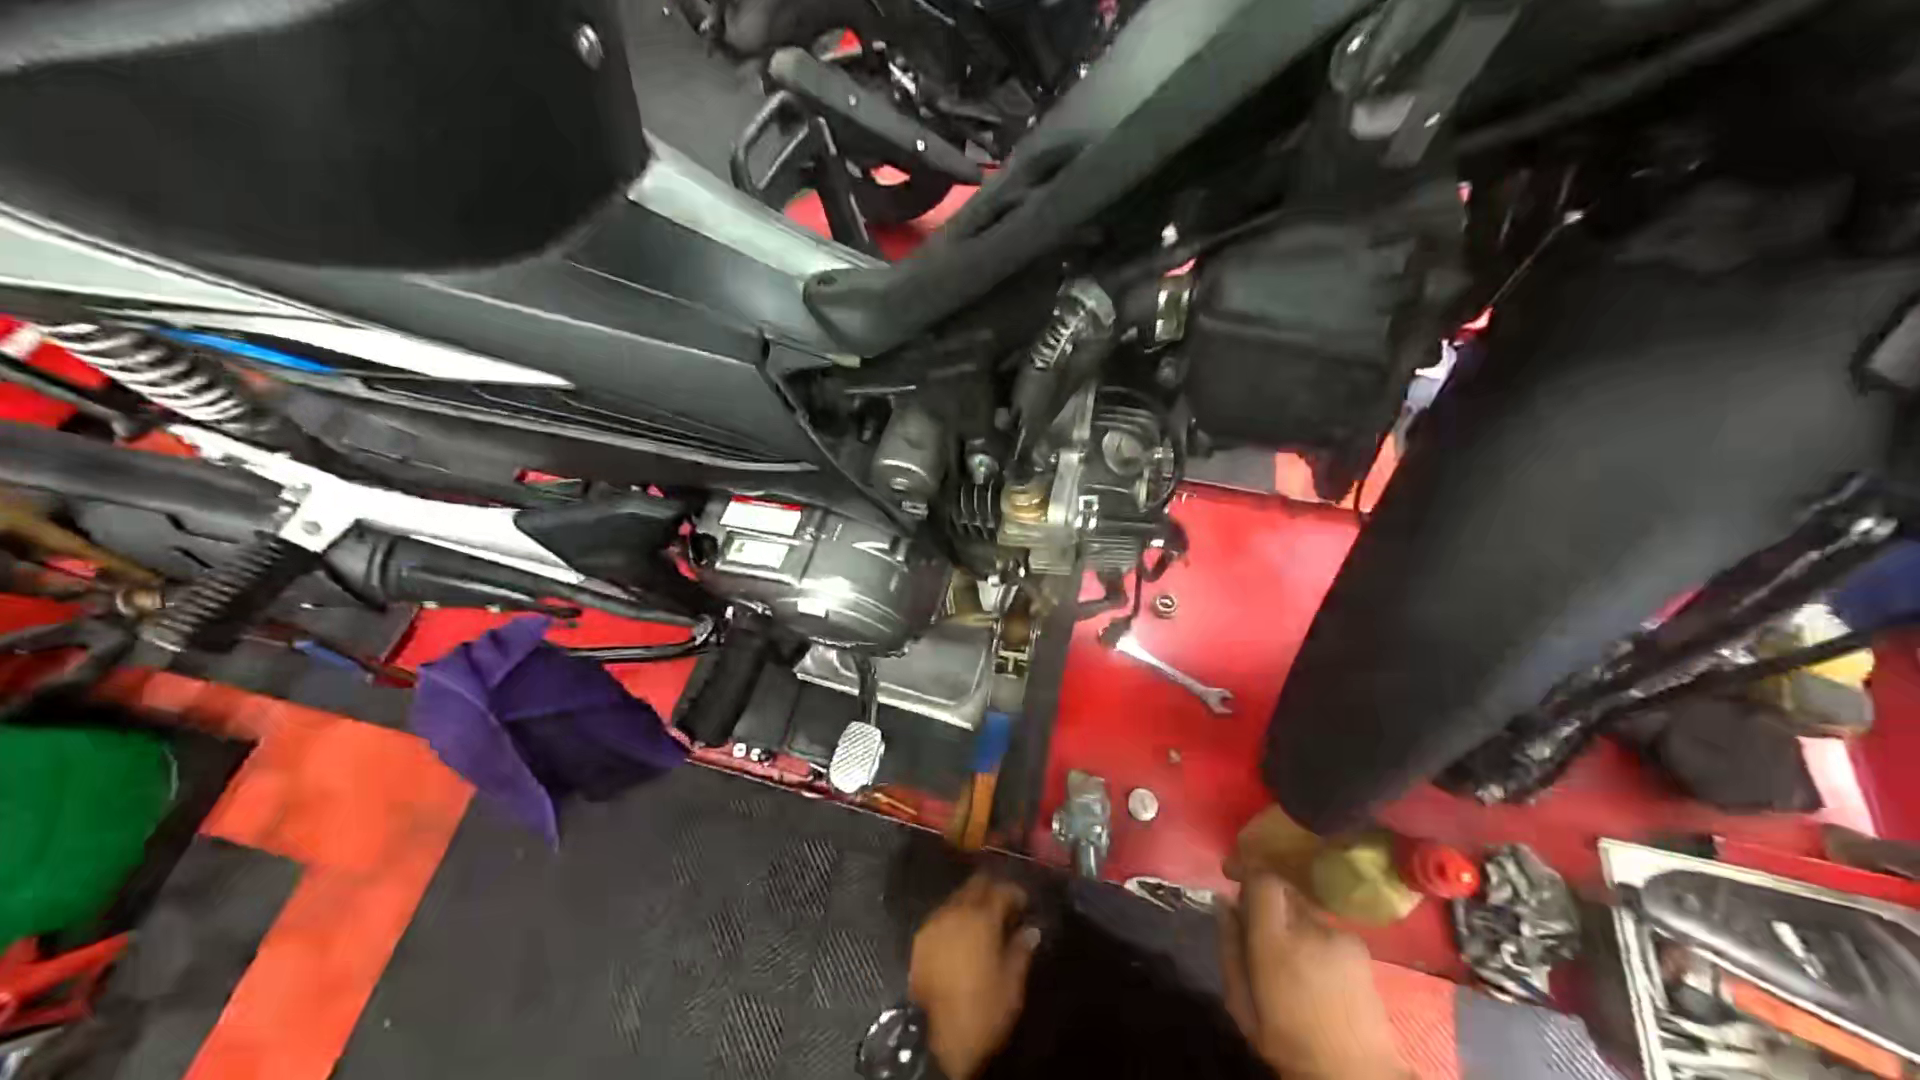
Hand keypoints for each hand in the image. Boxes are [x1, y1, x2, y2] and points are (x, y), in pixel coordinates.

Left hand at [908, 873, 1040, 1079]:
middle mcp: (956, 910)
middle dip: (992, 890)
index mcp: (982, 918)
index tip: (1026, 904)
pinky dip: (956, 917)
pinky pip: (943, 915)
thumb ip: (1022, 950)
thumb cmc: (980, 1011)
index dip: (1016, 893)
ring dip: (972, 902)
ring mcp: (934, 922)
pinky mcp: (920, 938)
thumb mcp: (1011, 985)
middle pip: (976, 885)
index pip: (1002, 889)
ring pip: (957, 898)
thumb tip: (1031, 930)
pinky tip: (963, 935)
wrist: (930, 1039)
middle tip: (1006, 908)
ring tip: (985, 922)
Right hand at [1217, 872, 1410, 1079]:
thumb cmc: (1287, 1042)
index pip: (1263, 880)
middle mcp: (1310, 929)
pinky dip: (1311, 933)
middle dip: (1264, 895)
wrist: (1354, 1076)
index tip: (1230, 872)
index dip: (1245, 869)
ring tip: (1284, 952)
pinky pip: (1325, 926)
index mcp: (1276, 942)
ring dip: (1288, 917)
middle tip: (1252, 919)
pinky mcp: (1361, 948)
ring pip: (1303, 907)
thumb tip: (1224, 902)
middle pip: (1282, 888)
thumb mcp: (1240, 1002)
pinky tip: (1311, 965)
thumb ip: (1229, 945)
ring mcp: (1340, 937)